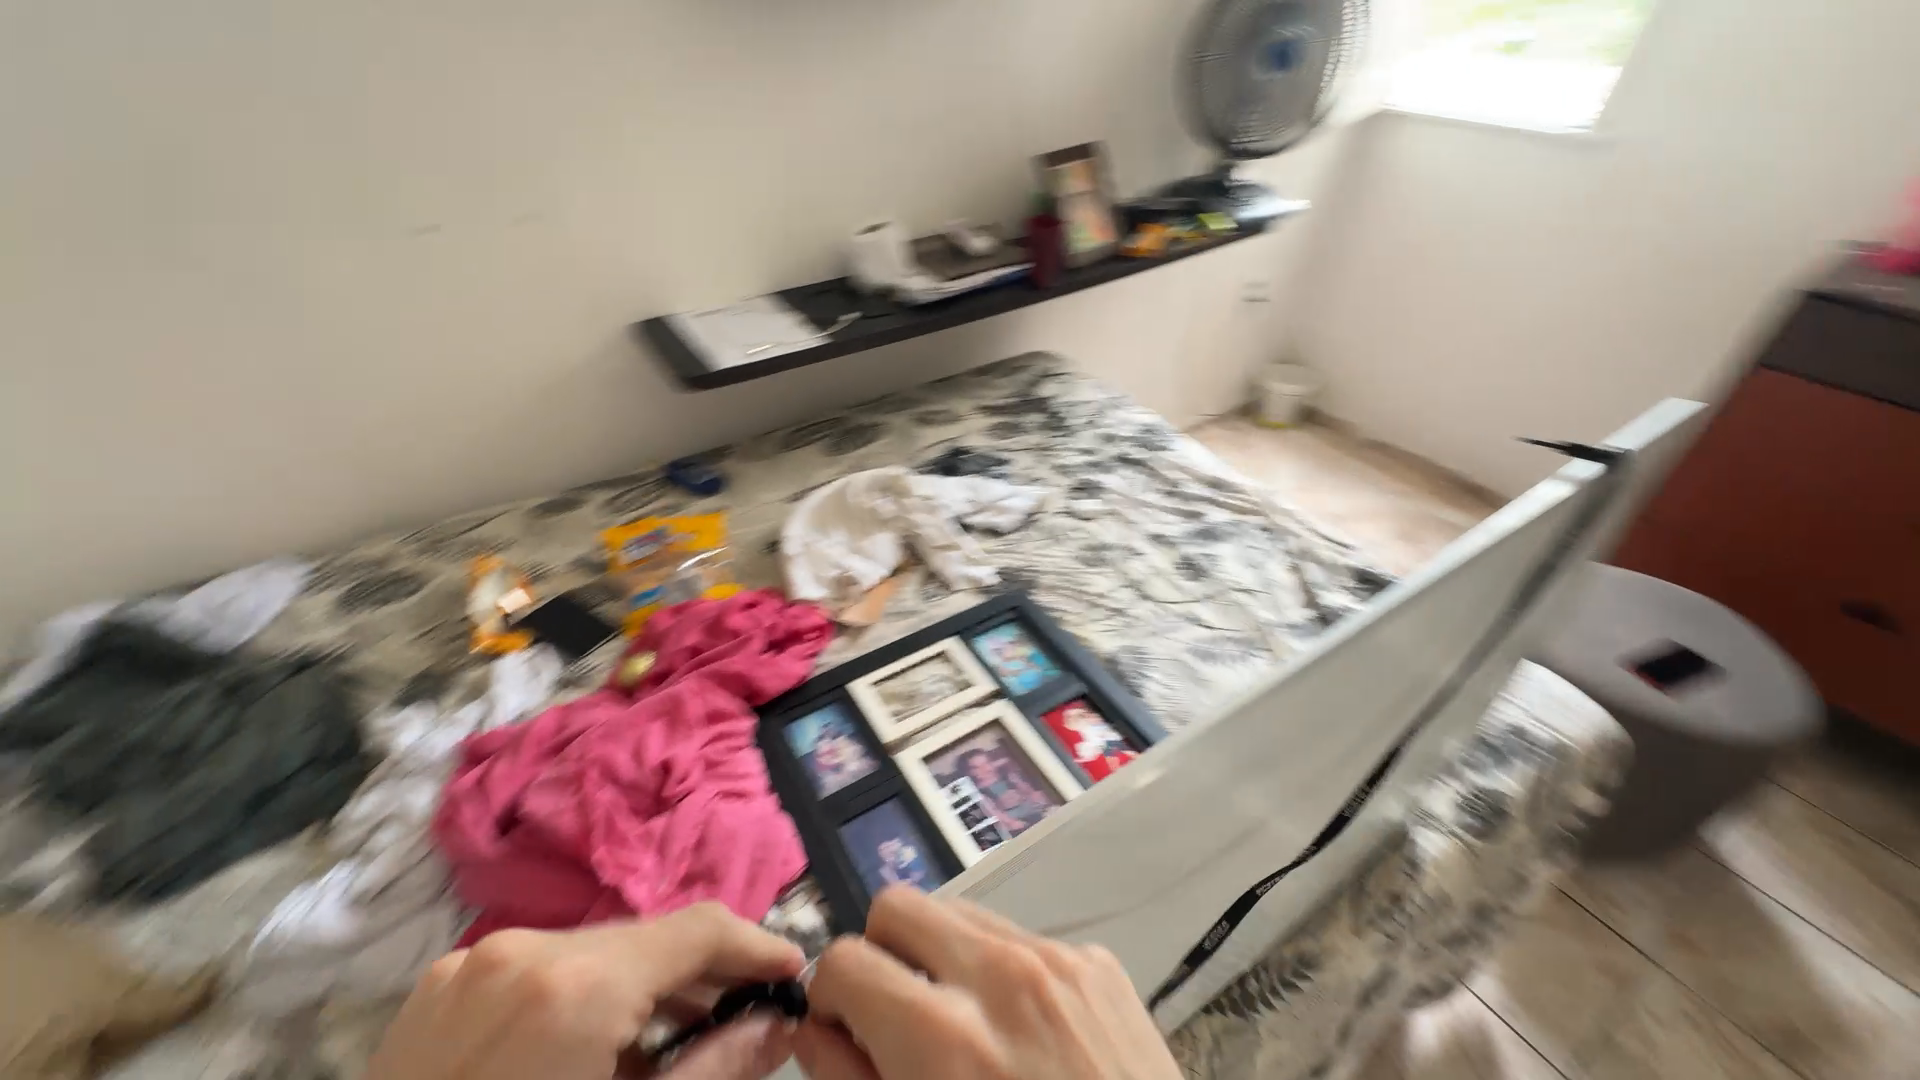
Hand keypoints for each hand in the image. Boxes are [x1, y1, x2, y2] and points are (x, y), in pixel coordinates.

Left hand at [365, 902, 805, 1079]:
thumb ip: (716, 1070)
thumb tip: (779, 1024)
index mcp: (573, 984)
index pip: (697, 929)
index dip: (756, 945)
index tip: (793, 972)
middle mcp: (522, 949)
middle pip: (646, 939)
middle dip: (702, 975)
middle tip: (743, 1015)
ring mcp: (470, 963)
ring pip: (593, 952)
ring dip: (644, 985)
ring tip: (674, 1037)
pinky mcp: (438, 987)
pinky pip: (540, 969)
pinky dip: (585, 993)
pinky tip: (595, 1047)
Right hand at [795, 888, 1179, 1079]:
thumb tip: (816, 1025)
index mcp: (948, 1039)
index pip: (846, 960)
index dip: (833, 997)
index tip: (846, 1027)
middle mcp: (1004, 977)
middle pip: (898, 906)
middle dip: (882, 954)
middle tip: (896, 1013)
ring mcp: (1059, 960)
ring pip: (958, 913)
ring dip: (941, 957)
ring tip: (962, 1021)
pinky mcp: (1097, 962)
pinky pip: (1018, 936)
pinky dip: (1000, 971)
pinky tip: (1021, 1029)